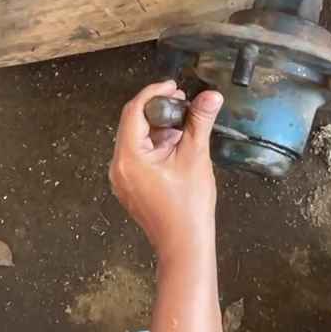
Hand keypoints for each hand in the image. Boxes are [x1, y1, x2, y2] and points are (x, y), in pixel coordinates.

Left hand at [109, 81, 222, 266]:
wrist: (185, 245)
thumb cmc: (190, 203)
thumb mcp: (195, 156)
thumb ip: (199, 121)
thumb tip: (212, 94)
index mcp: (129, 157)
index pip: (134, 111)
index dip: (154, 93)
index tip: (175, 86)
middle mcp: (118, 166)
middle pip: (132, 124)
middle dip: (157, 109)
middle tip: (183, 101)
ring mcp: (122, 178)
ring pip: (135, 139)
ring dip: (158, 126)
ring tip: (184, 120)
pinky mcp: (130, 187)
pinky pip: (137, 155)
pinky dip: (155, 143)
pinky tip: (177, 142)